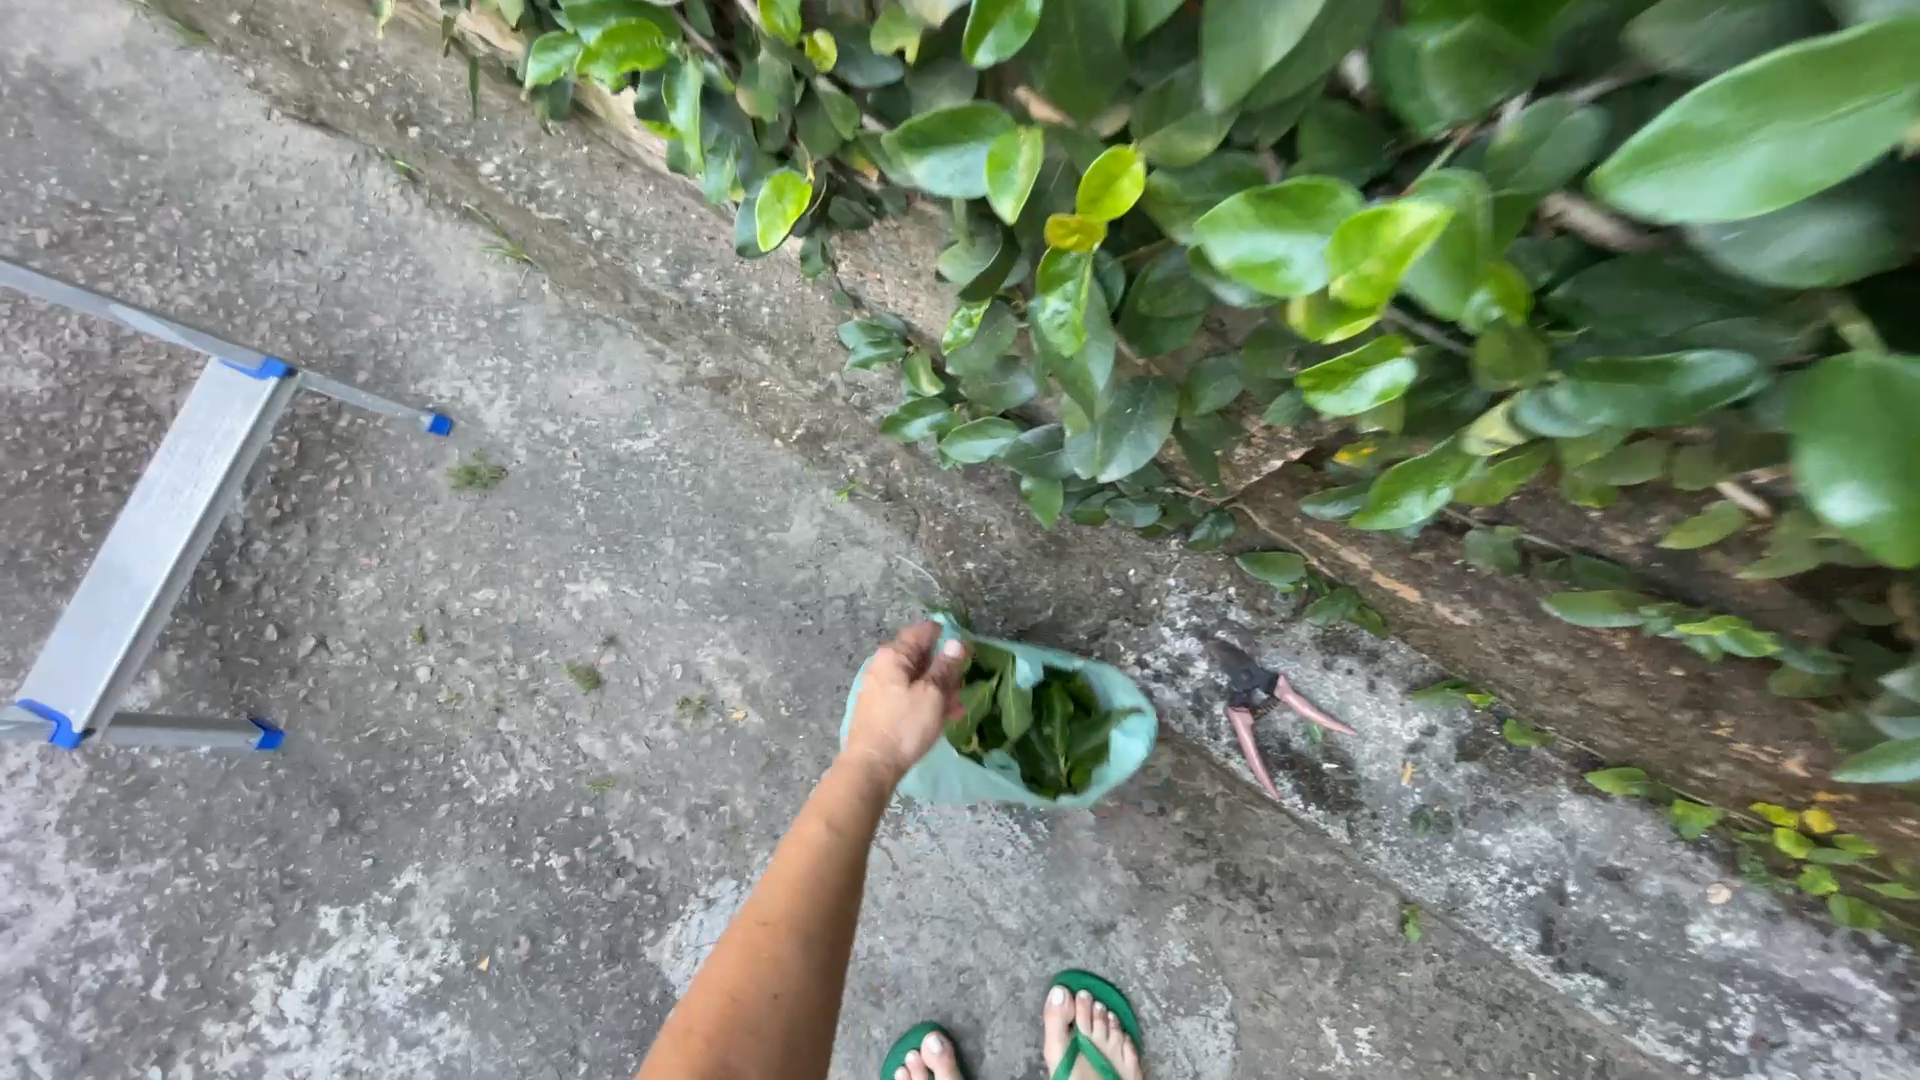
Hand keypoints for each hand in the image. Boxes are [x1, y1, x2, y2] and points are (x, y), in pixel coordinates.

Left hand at [842, 621, 968, 783]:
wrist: (872, 765)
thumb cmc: (905, 725)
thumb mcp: (932, 694)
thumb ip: (945, 667)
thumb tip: (957, 642)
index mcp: (894, 655)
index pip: (924, 631)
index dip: (947, 637)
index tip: (966, 651)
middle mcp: (884, 666)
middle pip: (921, 656)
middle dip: (945, 668)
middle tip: (962, 685)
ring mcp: (882, 688)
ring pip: (918, 679)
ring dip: (940, 688)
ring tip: (956, 705)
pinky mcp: (884, 708)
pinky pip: (911, 696)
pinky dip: (928, 701)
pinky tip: (945, 716)